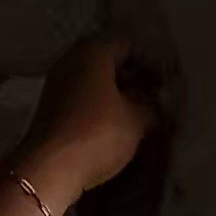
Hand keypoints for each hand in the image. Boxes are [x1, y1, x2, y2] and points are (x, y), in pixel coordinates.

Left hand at [16, 40, 156, 211]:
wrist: (50, 170)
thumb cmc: (97, 134)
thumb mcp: (136, 120)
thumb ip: (151, 105)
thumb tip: (159, 100)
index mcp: (93, 50)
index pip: (130, 45)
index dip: (152, 63)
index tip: (166, 84)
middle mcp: (70, 61)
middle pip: (108, 64)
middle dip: (132, 80)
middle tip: (153, 100)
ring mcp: (55, 87)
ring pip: (93, 85)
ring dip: (114, 98)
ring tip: (136, 117)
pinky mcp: (48, 114)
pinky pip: (80, 104)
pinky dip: (98, 111)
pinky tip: (111, 130)